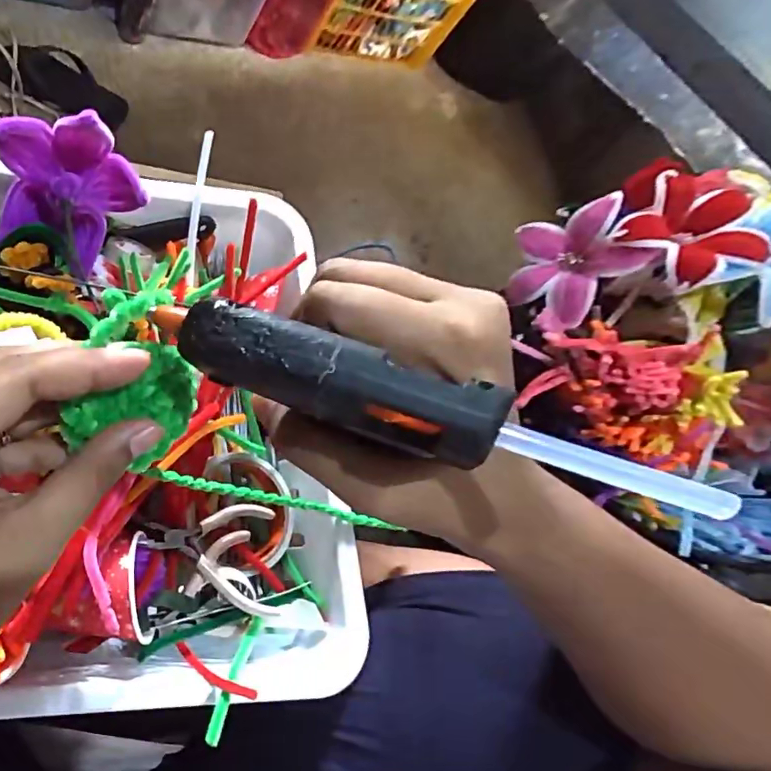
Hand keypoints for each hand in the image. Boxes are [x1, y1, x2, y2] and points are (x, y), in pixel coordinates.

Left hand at [0, 345, 163, 738]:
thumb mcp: (35, 538)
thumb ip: (92, 472)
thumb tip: (148, 428)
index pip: (12, 377)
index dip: (84, 366)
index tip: (140, 361)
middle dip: (68, 373)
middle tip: (129, 373)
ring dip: (48, 400)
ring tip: (108, 402)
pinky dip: (22, 429)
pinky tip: (67, 438)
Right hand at [261, 258, 547, 553]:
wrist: (509, 495)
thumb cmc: (442, 497)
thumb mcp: (365, 487)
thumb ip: (306, 443)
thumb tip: (260, 398)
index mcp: (444, 340)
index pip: (339, 298)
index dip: (296, 327)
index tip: (290, 370)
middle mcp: (462, 303)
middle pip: (349, 274)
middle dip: (311, 312)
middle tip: (306, 362)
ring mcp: (471, 296)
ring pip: (368, 273)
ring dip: (336, 309)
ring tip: (333, 357)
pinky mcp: (472, 300)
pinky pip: (392, 284)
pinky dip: (363, 309)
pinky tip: (365, 351)